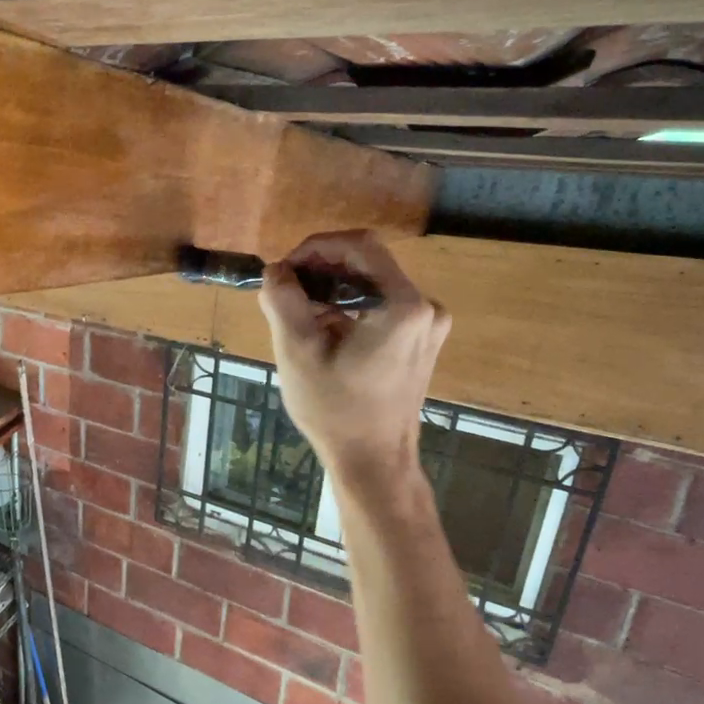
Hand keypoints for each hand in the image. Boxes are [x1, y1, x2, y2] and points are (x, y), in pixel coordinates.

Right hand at [257, 231, 450, 485]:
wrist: (373, 457)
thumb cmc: (334, 408)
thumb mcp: (296, 351)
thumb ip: (283, 300)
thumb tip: (276, 269)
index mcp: (402, 306)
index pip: (360, 245)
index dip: (316, 247)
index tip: (283, 271)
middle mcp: (426, 307)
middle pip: (367, 262)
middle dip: (319, 269)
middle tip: (283, 294)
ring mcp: (428, 323)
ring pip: (370, 282)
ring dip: (329, 289)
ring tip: (297, 316)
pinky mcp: (420, 337)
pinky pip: (378, 303)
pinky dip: (345, 306)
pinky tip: (321, 330)